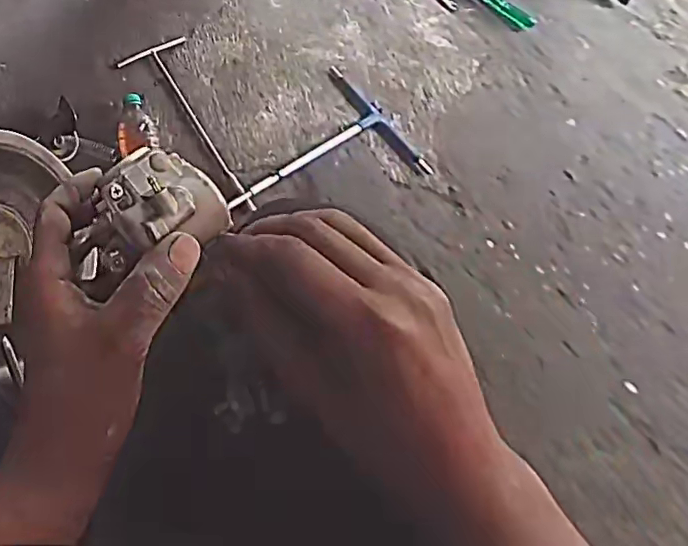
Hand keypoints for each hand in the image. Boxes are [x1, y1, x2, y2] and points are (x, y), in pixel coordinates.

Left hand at [2, 171, 201, 528]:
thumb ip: (153, 288)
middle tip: (143, 198)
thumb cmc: (76, 405)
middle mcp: (49, 287)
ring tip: (155, 228)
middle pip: (74, 230)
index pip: (52, 213)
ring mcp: (64, 309)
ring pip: (91, 258)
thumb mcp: (121, 336)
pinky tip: (156, 273)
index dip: (77, 188)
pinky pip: (103, 284)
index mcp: (44, 278)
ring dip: (120, 241)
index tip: (110, 175)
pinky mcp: (80, 329)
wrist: (61, 465)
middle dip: (108, 212)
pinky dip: (125, 271)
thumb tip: (183, 245)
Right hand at [219, 210, 584, 544]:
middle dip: (266, 228)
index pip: (290, 256)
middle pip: (313, 227)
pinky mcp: (423, 280)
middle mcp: (394, 289)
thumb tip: (233, 279)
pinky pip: (366, 239)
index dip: (248, 248)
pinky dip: (329, 235)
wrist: (462, 465)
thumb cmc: (386, 444)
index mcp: (365, 321)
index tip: (225, 251)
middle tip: (240, 243)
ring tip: (267, 240)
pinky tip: (309, 251)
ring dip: (295, 223)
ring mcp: (414, 280)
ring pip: (340, 222)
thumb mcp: (312, 390)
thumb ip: (266, 325)